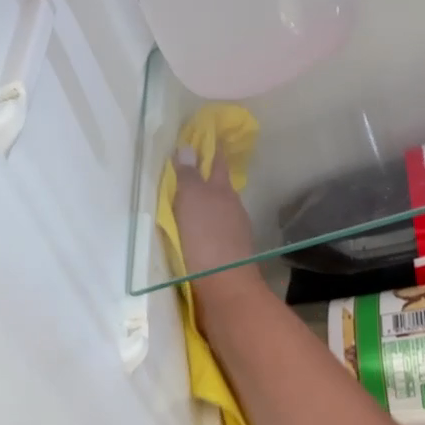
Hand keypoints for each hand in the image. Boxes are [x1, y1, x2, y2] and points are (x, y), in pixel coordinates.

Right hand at [171, 146, 256, 276]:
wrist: (225, 285)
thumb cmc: (205, 238)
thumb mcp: (191, 201)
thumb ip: (189, 175)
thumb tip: (188, 147)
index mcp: (222, 190)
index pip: (217, 163)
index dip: (211, 150)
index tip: (206, 138)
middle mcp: (233, 208)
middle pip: (221, 188)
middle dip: (209, 181)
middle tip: (193, 175)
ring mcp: (235, 232)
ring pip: (221, 212)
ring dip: (208, 209)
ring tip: (192, 210)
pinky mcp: (231, 254)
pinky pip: (218, 234)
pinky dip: (208, 231)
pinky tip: (199, 238)